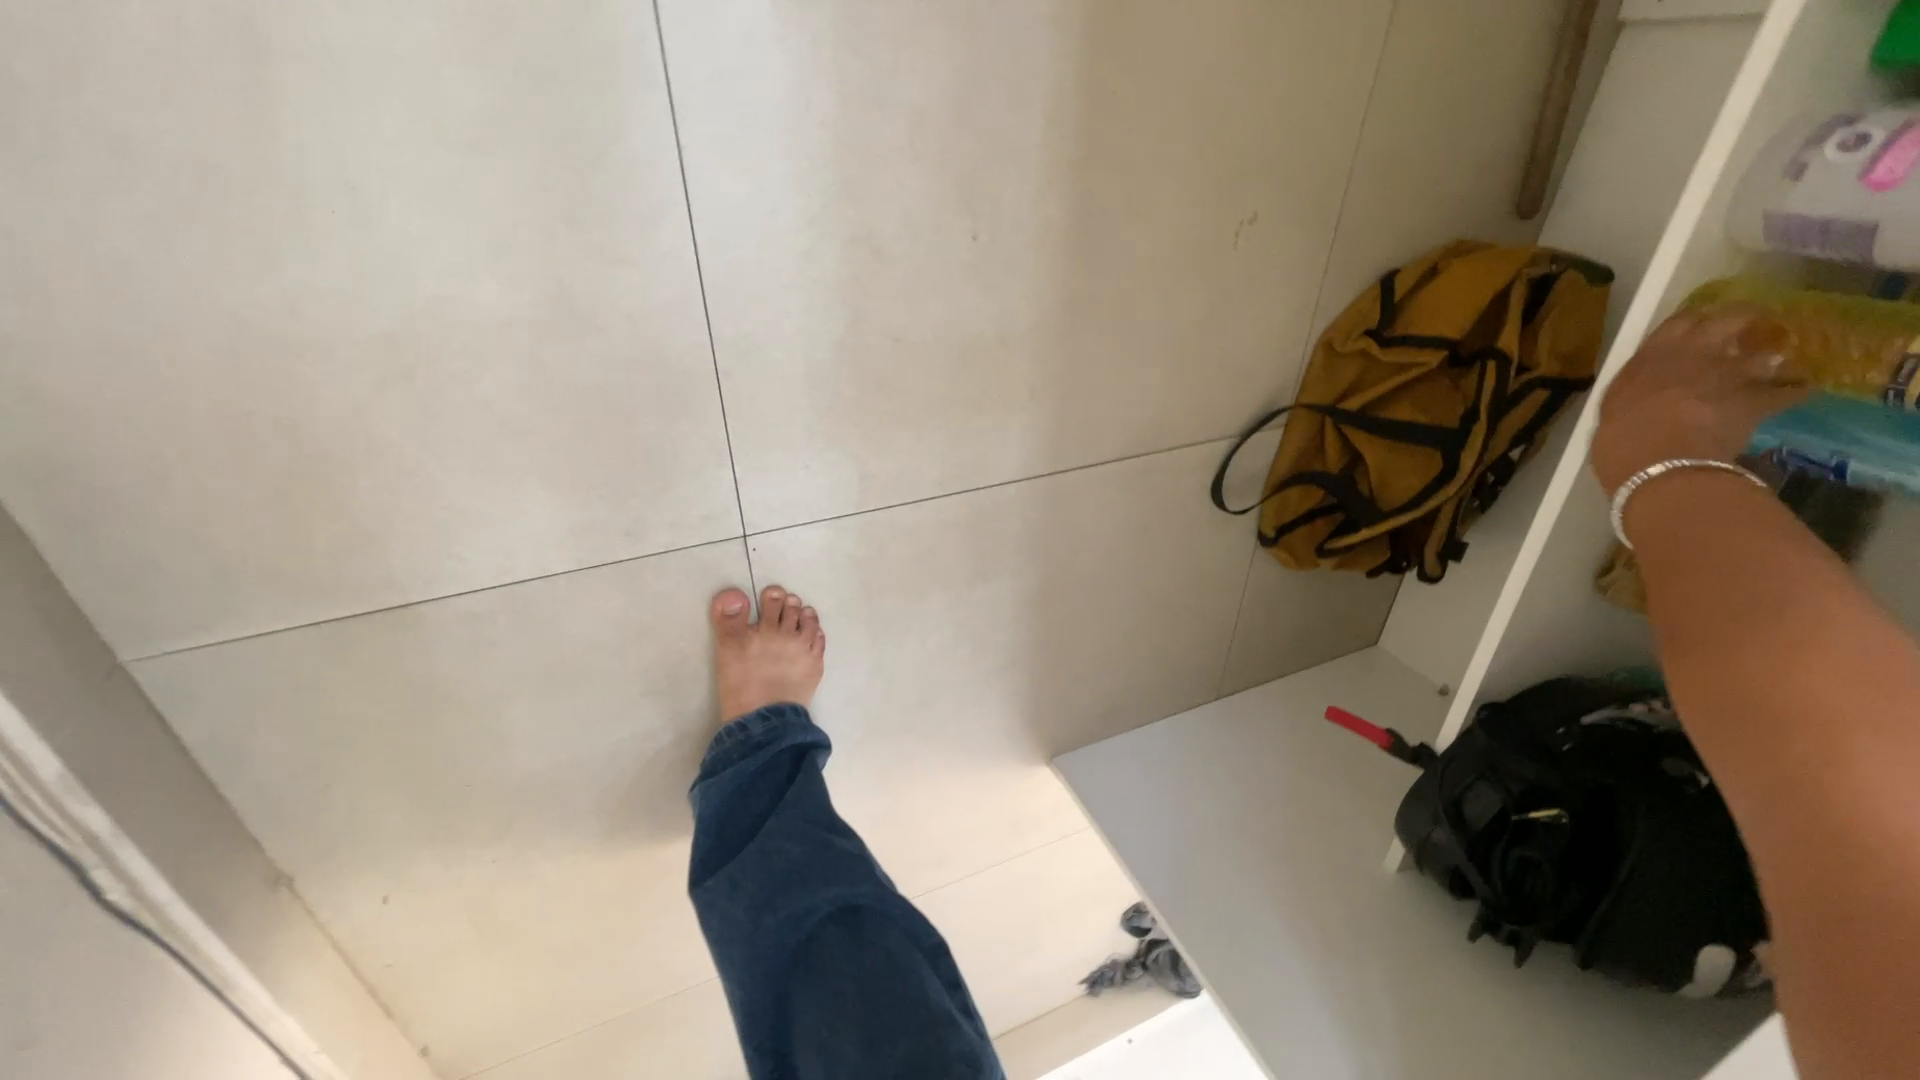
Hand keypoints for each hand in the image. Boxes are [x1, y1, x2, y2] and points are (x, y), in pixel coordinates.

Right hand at [1591, 309, 1812, 491]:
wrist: (1658, 462)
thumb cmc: (1620, 436)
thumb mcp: (1616, 405)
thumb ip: (1638, 387)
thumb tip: (1649, 387)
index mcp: (1656, 354)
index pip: (1682, 320)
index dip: (1696, 320)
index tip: (1701, 324)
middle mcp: (1698, 353)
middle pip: (1733, 320)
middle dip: (1746, 321)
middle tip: (1751, 329)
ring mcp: (1733, 375)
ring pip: (1768, 354)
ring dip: (1772, 360)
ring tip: (1775, 367)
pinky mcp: (1758, 400)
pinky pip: (1789, 391)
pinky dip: (1794, 391)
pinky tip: (1798, 392)